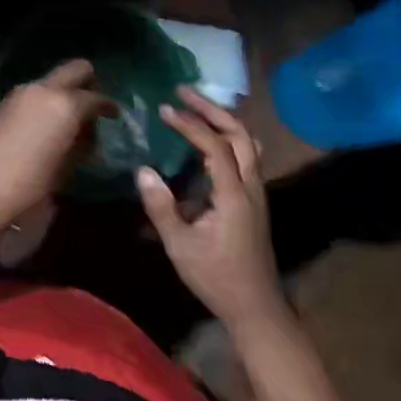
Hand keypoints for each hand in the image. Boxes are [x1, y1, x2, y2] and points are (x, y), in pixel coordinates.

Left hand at [0, 60, 114, 216]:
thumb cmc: (33, 182)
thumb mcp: (68, 164)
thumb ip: (82, 140)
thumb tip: (88, 132)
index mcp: (65, 104)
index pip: (96, 97)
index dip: (109, 107)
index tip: (114, 116)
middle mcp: (44, 89)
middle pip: (75, 69)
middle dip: (89, 81)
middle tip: (94, 104)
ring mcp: (22, 92)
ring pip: (53, 80)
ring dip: (65, 92)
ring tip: (70, 120)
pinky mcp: (7, 101)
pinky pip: (36, 92)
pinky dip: (48, 100)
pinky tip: (48, 124)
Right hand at [137, 87, 283, 319]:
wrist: (256, 307)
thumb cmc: (215, 277)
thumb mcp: (180, 245)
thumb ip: (161, 207)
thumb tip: (143, 169)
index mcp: (234, 195)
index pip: (214, 146)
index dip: (190, 125)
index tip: (164, 109)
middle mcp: (251, 187)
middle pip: (239, 135)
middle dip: (212, 110)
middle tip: (183, 93)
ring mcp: (257, 193)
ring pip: (247, 144)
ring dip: (223, 121)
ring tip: (196, 107)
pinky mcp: (254, 201)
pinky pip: (247, 157)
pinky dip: (229, 138)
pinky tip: (213, 139)